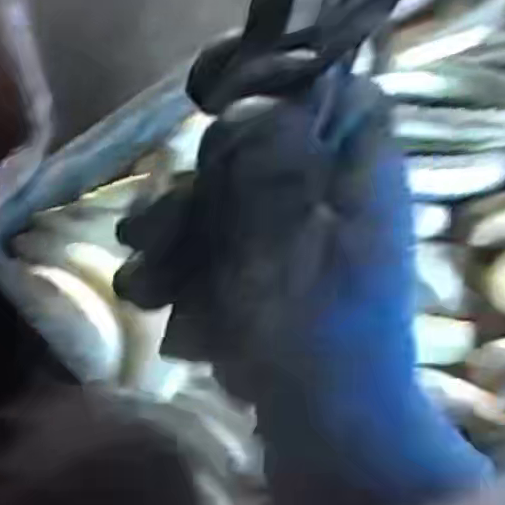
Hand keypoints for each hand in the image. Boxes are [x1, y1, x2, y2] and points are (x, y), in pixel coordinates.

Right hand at [116, 74, 487, 504]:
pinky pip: (191, 259)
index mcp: (350, 166)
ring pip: (198, 213)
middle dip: (186, 200)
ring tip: (155, 291)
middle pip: (232, 157)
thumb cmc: (315, 336)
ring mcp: (272, 236)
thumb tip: (245, 103)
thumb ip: (271, 174)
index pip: (309, 87)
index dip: (257, 86)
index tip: (200, 108)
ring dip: (165, 250)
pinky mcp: (242, 275)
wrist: (317, 417)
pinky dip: (172, 284)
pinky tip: (169, 313)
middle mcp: (311, 190)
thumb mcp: (292, 250)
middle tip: (156, 239)